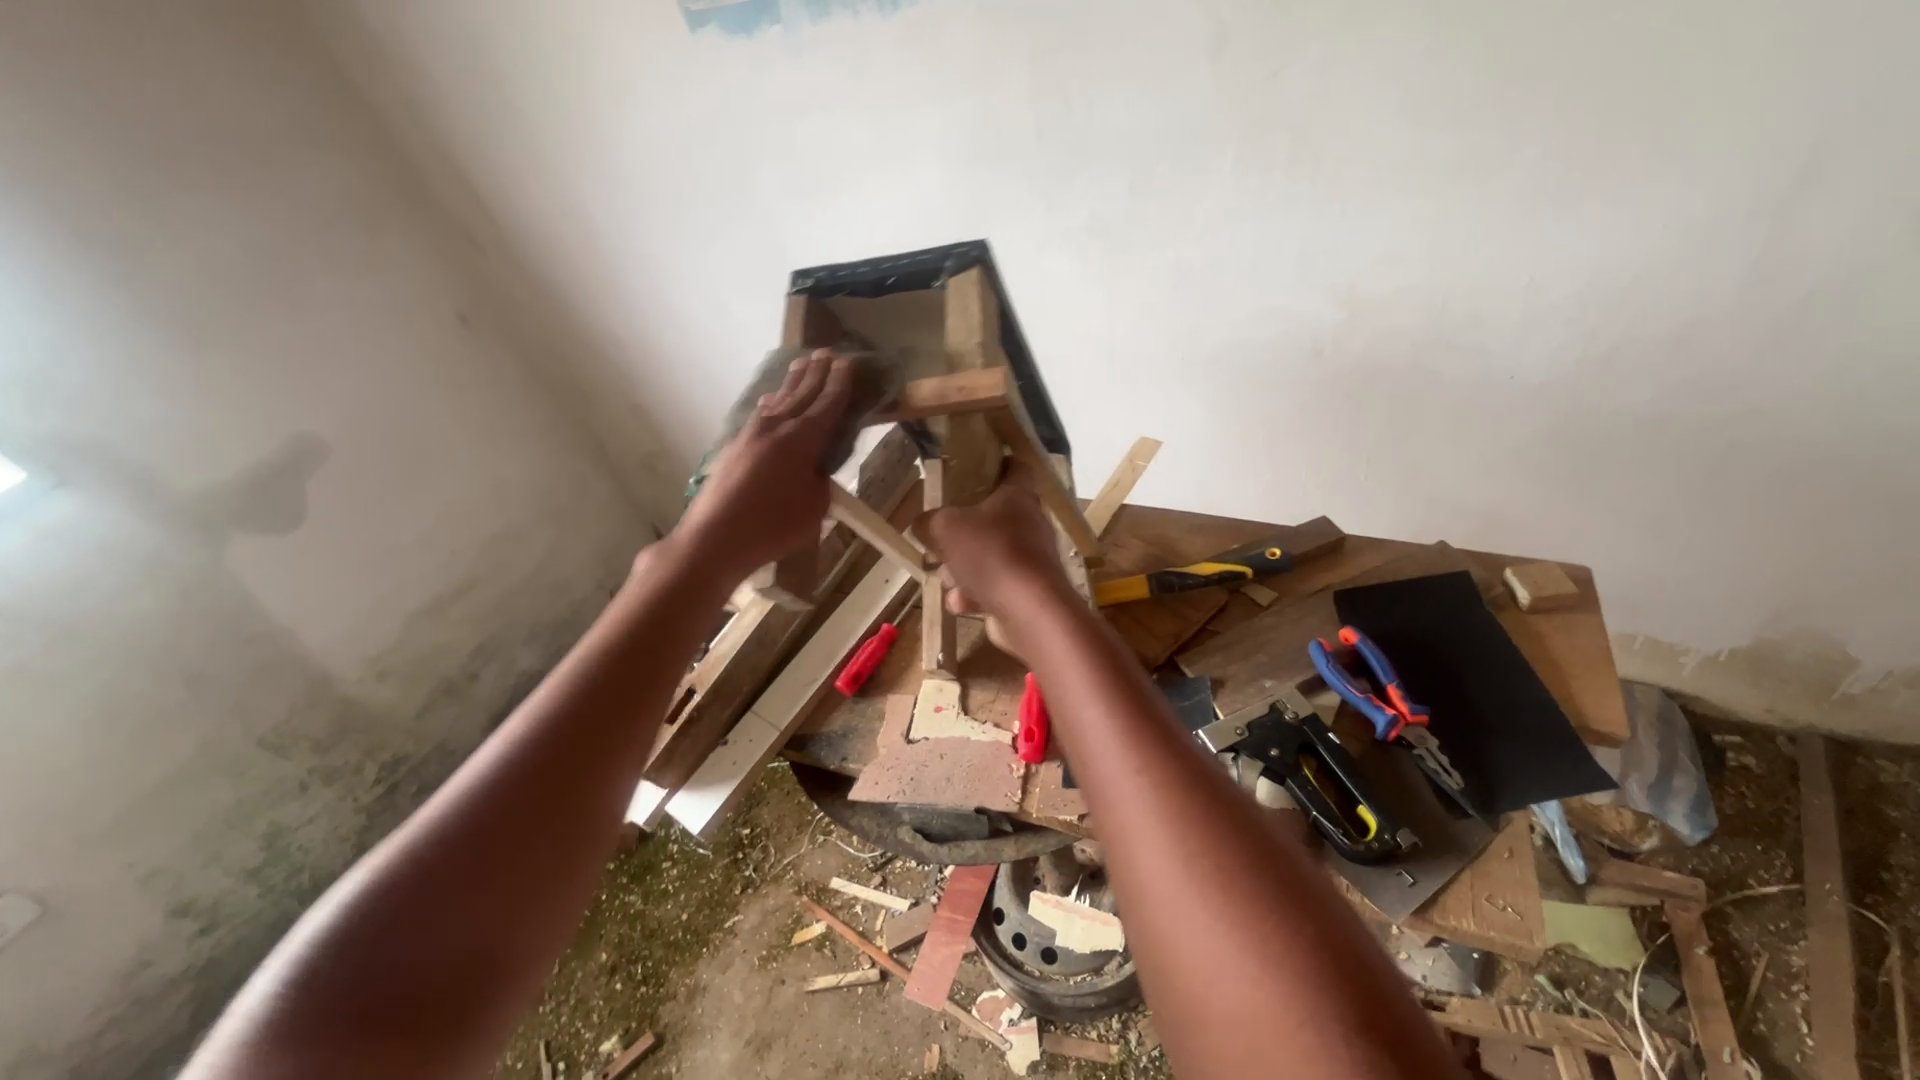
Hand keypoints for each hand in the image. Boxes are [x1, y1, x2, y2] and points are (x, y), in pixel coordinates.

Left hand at [673, 350, 852, 580]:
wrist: (714, 538)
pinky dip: (774, 401)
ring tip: (802, 365)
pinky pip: (762, 413)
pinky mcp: (735, 446)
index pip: (827, 403)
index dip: (840, 383)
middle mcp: (776, 427)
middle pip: (801, 392)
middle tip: (827, 353)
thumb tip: (817, 467)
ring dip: (793, 382)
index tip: (848, 363)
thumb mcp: (815, 507)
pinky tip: (772, 401)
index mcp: (802, 439)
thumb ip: (821, 480)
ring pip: (779, 399)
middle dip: (817, 373)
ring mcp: (751, 434)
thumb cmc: (772, 527)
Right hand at [918, 459, 1078, 630]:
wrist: (1029, 610)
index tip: (976, 468)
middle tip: (940, 541)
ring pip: (989, 557)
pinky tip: (961, 604)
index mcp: (1018, 496)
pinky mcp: (1028, 592)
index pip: (1016, 467)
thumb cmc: (991, 553)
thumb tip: (921, 523)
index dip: (998, 463)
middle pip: (993, 519)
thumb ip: (928, 522)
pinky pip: (994, 587)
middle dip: (962, 533)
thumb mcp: (945, 528)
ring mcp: (1031, 560)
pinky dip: (976, 595)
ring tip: (947, 579)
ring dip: (963, 570)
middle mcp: (1030, 524)